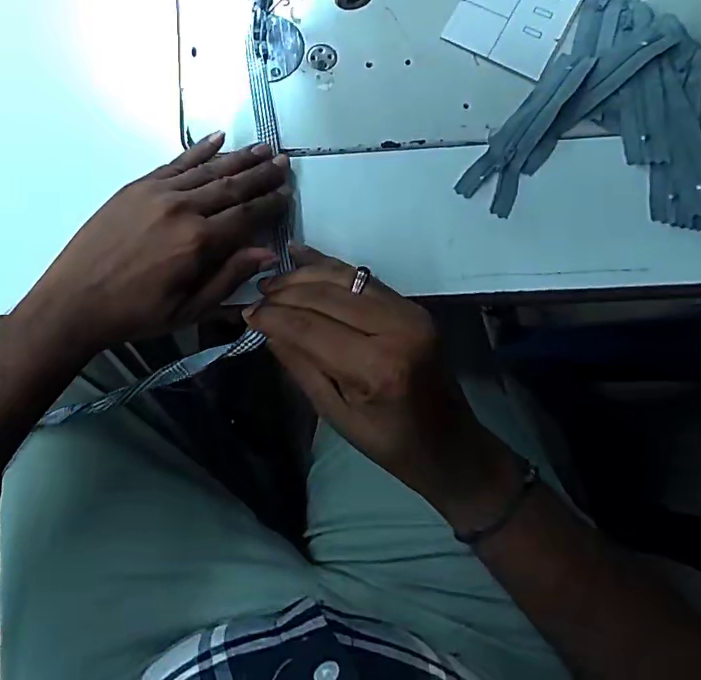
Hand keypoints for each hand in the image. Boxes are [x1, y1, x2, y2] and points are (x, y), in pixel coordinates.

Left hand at [18, 132, 289, 355]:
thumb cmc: (134, 314)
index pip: (246, 216)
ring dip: (238, 157)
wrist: (75, 298)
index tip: (287, 192)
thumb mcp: (187, 310)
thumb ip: (228, 278)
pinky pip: (175, 163)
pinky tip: (217, 139)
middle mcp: (182, 209)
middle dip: (260, 174)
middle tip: (284, 162)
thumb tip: (267, 252)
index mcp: (198, 243)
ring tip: (263, 148)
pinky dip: (198, 150)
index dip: (270, 203)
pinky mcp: (137, 187)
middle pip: (231, 186)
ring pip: (207, 169)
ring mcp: (157, 193)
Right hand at [247, 246, 519, 523]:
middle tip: (255, 296)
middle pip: (324, 297)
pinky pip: (360, 277)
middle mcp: (397, 329)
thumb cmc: (392, 444)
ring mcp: (408, 312)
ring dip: (301, 276)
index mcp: (379, 368)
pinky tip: (298, 255)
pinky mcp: (410, 305)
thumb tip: (265, 326)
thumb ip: (300, 364)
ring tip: (271, 281)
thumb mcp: (336, 415)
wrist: (455, 446)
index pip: (310, 329)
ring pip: (341, 278)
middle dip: (283, 294)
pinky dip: (327, 266)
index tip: (246, 313)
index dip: (273, 318)